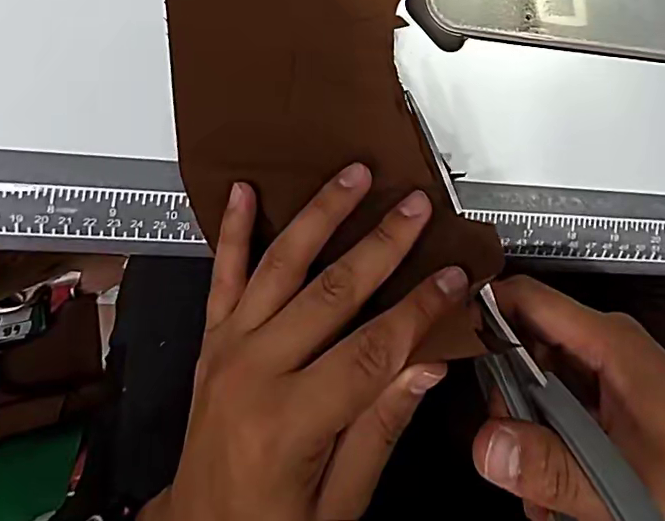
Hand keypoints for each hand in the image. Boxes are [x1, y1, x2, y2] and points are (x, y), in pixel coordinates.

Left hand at [145, 163, 472, 520]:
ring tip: (353, 176)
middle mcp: (252, 373)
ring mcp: (228, 347)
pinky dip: (232, 228)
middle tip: (416, 207)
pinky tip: (242, 190)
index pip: (373, 349)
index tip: (452, 277)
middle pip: (333, 291)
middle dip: (383, 243)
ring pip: (282, 262)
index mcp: (288, 423)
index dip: (420, 308)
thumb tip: (426, 365)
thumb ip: (380, 429)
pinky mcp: (212, 335)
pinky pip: (222, 273)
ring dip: (322, 212)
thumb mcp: (337, 506)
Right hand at [472, 277, 664, 520]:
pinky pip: (563, 413)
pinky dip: (550, 450)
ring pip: (541, 386)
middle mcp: (608, 351)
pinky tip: (557, 495)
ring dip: (528, 434)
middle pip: (526, 346)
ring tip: (537, 488)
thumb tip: (486, 442)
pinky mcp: (616, 413)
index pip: (527, 297)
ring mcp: (612, 382)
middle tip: (504, 447)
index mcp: (611, 344)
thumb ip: (551, 466)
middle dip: (506, 398)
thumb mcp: (626, 487)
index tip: (450, 337)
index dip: (484, 309)